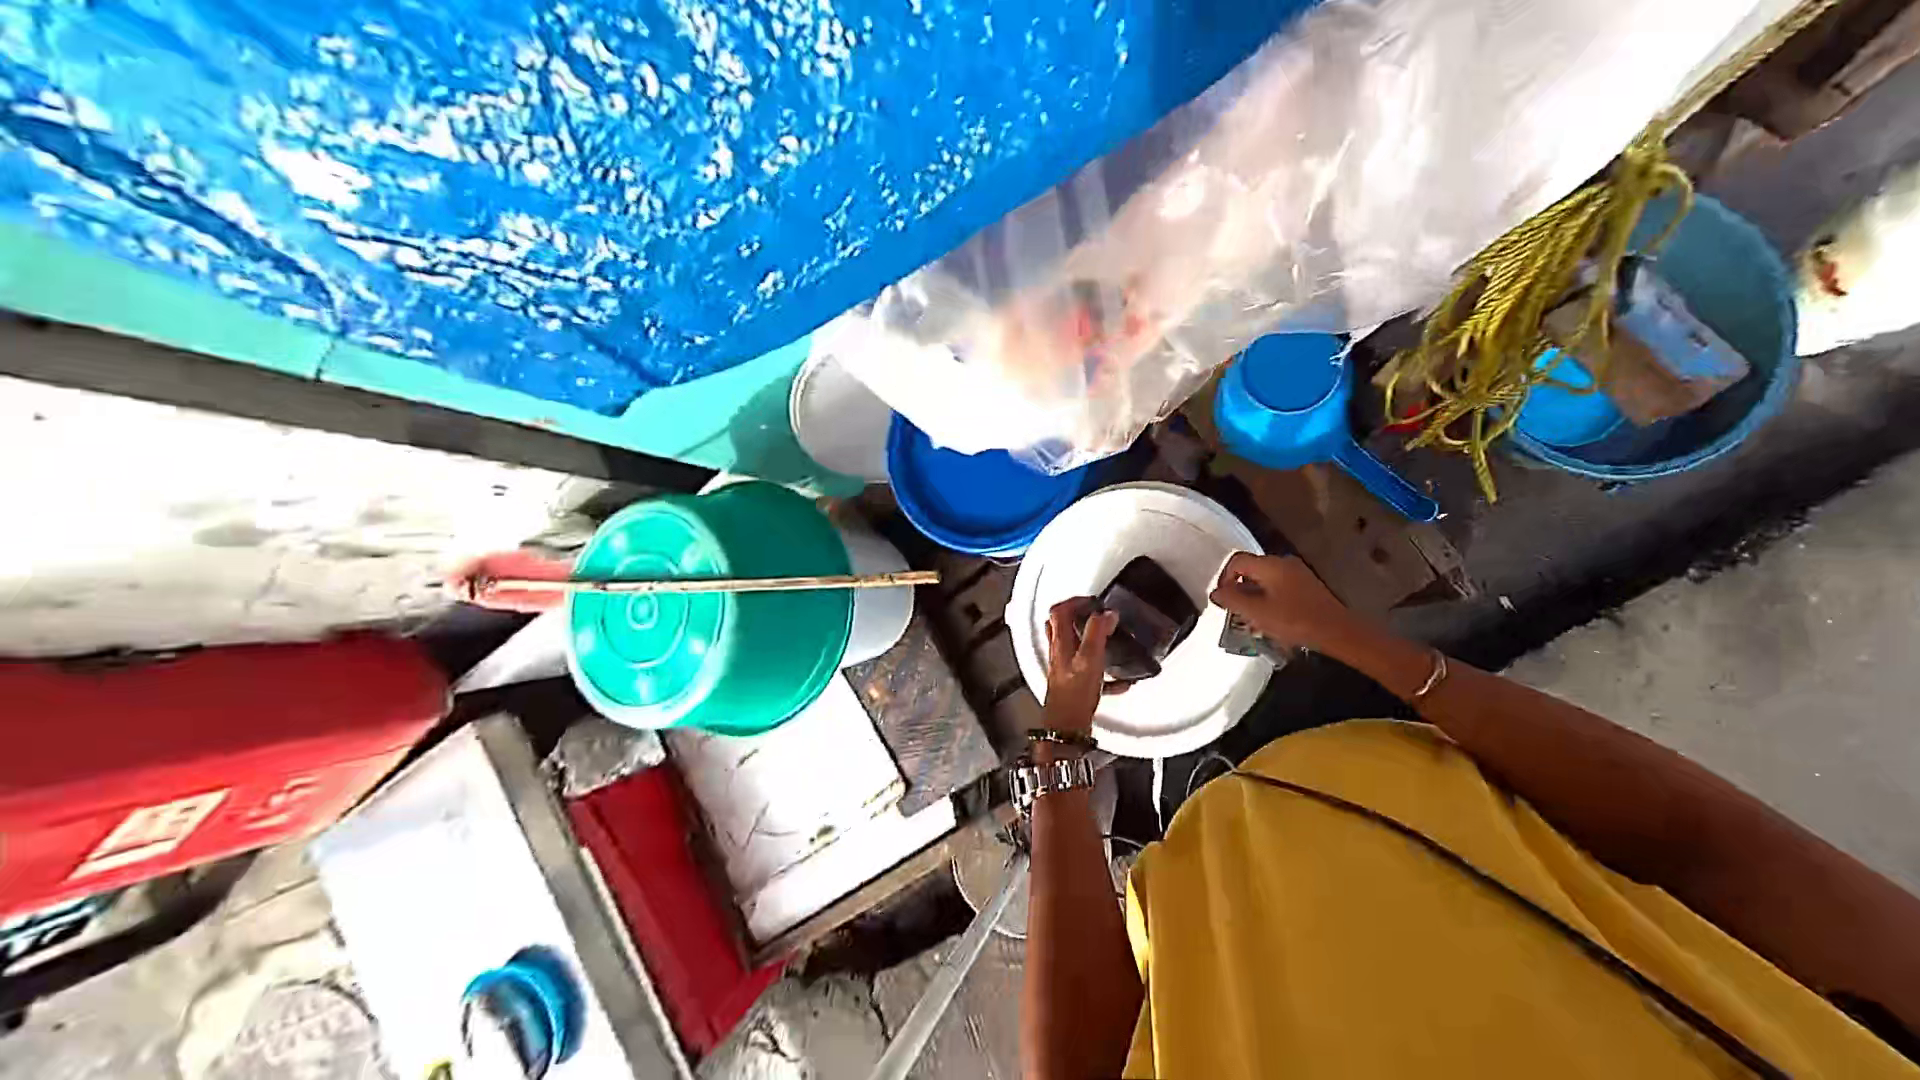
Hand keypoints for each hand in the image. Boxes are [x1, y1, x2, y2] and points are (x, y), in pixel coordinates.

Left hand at [1043, 598, 1121, 734]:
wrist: (1067, 728)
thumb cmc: (1075, 694)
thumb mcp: (1090, 658)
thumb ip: (1097, 633)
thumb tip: (1106, 613)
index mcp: (1061, 643)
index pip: (1059, 611)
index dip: (1074, 601)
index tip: (1093, 601)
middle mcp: (1059, 654)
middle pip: (1062, 626)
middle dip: (1078, 616)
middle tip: (1096, 614)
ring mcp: (1064, 670)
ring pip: (1074, 647)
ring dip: (1089, 639)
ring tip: (1106, 639)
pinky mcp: (1073, 685)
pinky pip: (1088, 671)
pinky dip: (1102, 670)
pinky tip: (1119, 681)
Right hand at [1209, 552, 1354, 650]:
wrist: (1338, 632)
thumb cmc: (1294, 620)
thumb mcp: (1256, 612)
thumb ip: (1231, 600)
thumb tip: (1216, 592)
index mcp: (1270, 565)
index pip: (1236, 561)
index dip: (1224, 578)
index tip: (1223, 600)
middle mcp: (1284, 563)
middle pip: (1251, 570)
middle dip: (1239, 590)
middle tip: (1235, 611)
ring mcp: (1298, 574)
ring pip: (1265, 580)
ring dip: (1253, 597)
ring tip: (1251, 619)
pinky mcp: (1307, 586)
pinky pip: (1279, 587)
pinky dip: (1268, 599)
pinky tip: (1270, 619)